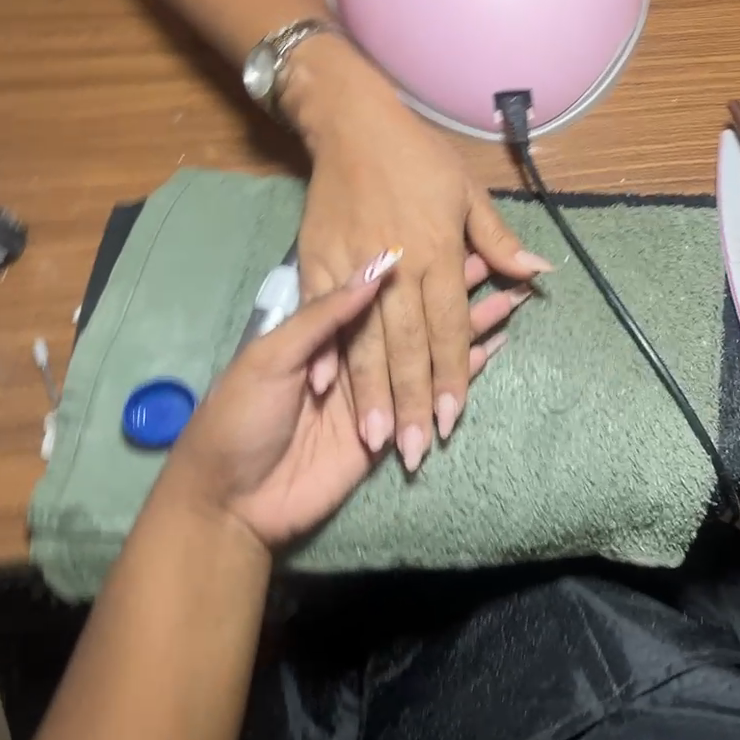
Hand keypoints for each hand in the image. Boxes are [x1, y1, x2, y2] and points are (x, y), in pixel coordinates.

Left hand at [164, 249, 525, 548]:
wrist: (228, 498)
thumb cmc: (238, 417)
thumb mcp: (271, 357)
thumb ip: (327, 315)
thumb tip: (381, 269)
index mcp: (328, 329)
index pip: (389, 288)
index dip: (425, 267)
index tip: (464, 242)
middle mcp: (363, 352)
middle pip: (421, 316)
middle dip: (461, 293)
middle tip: (504, 268)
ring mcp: (380, 389)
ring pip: (436, 350)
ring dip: (473, 328)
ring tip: (511, 303)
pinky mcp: (394, 426)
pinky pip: (433, 392)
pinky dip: (464, 371)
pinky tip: (493, 350)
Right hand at [292, 62, 548, 476]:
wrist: (352, 122)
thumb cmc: (420, 158)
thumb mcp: (470, 192)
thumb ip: (499, 240)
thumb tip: (538, 272)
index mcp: (438, 252)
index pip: (448, 327)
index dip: (452, 375)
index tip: (453, 419)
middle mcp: (397, 267)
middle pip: (407, 346)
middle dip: (412, 401)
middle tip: (415, 452)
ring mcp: (352, 266)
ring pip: (364, 340)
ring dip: (371, 394)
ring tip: (376, 440)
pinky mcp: (314, 260)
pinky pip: (319, 315)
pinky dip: (322, 351)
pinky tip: (322, 390)